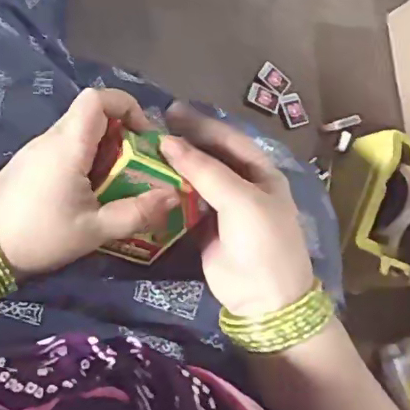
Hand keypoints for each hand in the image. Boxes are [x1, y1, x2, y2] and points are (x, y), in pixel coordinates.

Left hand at [0, 88, 177, 275]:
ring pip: (78, 132)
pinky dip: (84, 160)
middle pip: (91, 114)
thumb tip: (173, 196)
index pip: (98, 98)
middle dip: (121, 134)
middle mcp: (51, 138)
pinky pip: (63, 148)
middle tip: (137, 167)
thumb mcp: (95, 230)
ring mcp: (35, 150)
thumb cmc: (41, 236)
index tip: (144, 137)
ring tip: (116, 184)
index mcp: (68, 145)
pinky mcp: (27, 164)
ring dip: (103, 150)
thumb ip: (137, 212)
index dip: (127, 106)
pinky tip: (88, 193)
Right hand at [159, 104, 316, 316]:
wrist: (264, 298)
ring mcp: (223, 208)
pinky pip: (186, 203)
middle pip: (210, 156)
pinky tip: (150, 181)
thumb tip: (167, 141)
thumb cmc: (262, 242)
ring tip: (145, 150)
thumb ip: (204, 170)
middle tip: (152, 128)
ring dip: (174, 166)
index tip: (170, 111)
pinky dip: (169, 191)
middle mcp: (242, 185)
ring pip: (195, 178)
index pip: (228, 139)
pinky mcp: (205, 228)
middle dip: (185, 141)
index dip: (201, 124)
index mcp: (260, 172)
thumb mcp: (240, 200)